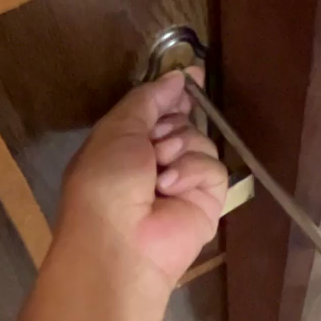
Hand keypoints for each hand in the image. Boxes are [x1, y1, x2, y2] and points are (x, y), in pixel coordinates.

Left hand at [56, 68, 226, 286]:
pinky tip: (172, 189)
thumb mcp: (116, 130)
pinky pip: (214, 169)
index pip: (159, 111)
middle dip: (170, 126)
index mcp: (126, 146)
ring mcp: (183, 184)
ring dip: (179, 149)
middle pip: (183, 122)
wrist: (120, 242)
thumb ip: (147, 100)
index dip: (175, 95)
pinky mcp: (207, 202)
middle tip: (154, 144)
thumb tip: (177, 77)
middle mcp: (155, 164)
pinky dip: (194, 173)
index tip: (194, 78)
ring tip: (160, 172)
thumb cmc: (105, 182)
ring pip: (201, 142)